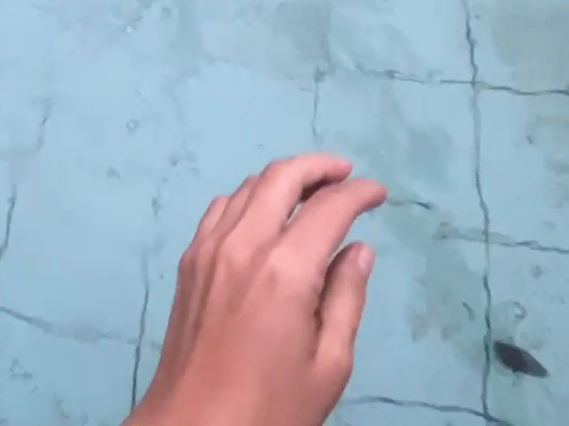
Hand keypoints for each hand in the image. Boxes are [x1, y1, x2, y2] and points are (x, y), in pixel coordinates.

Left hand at [128, 154, 388, 425]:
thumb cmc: (271, 407)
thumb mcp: (328, 364)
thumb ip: (346, 297)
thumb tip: (359, 249)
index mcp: (284, 270)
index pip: (328, 208)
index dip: (358, 193)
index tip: (378, 192)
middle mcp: (244, 243)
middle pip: (281, 176)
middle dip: (318, 166)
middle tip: (345, 174)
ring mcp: (210, 246)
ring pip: (249, 185)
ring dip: (283, 178)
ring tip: (311, 191)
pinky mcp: (190, 257)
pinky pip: (221, 207)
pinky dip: (250, 197)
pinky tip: (264, 213)